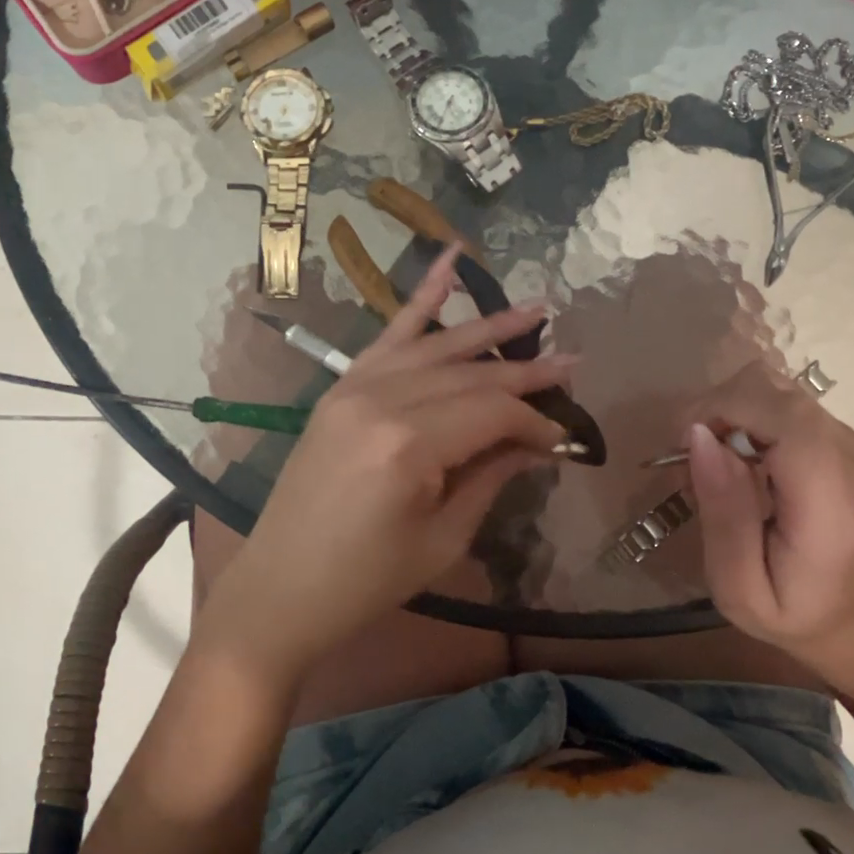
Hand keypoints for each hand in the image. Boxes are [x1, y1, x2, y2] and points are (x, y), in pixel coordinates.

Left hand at [199, 243, 572, 679]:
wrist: (280, 587)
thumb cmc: (366, 581)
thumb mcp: (442, 539)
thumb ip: (490, 477)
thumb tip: (537, 442)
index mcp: (407, 445)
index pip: (491, 411)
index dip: (535, 420)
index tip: (565, 438)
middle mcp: (380, 400)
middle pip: (467, 374)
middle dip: (524, 370)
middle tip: (573, 362)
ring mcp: (353, 387)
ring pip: (434, 346)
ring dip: (487, 327)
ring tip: (537, 309)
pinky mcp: (339, 388)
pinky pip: (386, 336)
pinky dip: (420, 301)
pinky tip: (450, 266)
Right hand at [684, 363, 853, 672]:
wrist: (847, 617)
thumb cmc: (787, 612)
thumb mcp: (738, 588)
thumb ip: (724, 515)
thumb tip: (699, 435)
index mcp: (831, 509)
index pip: (788, 420)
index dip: (726, 408)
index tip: (681, 439)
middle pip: (781, 394)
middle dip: (720, 406)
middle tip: (689, 453)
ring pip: (781, 390)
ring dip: (733, 410)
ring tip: (713, 456)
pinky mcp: (846, 442)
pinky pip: (789, 405)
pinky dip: (751, 417)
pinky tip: (740, 458)